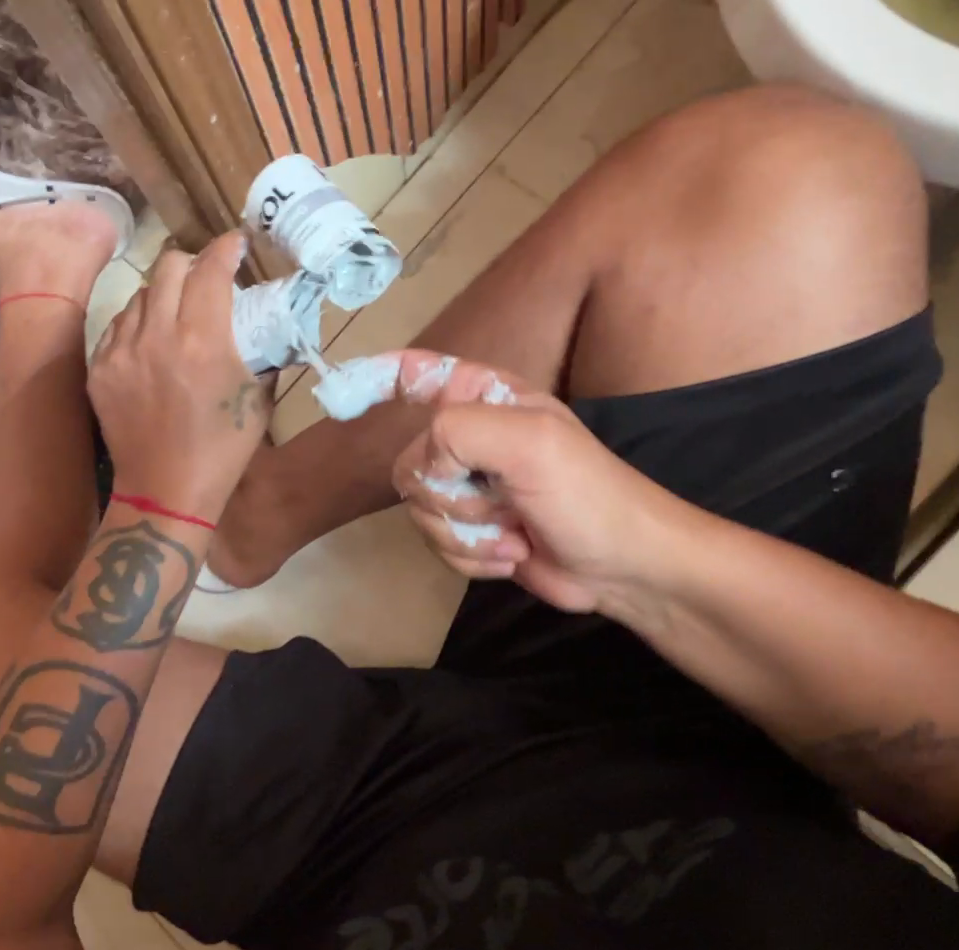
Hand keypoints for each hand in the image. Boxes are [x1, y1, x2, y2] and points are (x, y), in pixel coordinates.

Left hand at [90, 233, 269, 520]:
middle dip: (193, 262)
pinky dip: (138, 324)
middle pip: (170, 265)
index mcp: (204, 340)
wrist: (166, 491)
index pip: (211, 268)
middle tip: (206, 277)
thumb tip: (269, 325)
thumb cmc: (223, 451)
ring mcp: (122, 350)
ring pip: (141, 293)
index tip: (235, 244)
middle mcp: (159, 334)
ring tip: (177, 314)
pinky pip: (118, 326)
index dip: (226, 248)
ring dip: (164, 293)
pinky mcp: (99, 368)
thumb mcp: (257, 400)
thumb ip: (260, 353)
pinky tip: (151, 343)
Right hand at [388, 354, 691, 614]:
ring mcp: (469, 488)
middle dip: (448, 496)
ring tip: (514, 535)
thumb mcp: (528, 441)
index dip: (375, 378)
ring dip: (466, 534)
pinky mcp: (471, 532)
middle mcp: (469, 438)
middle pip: (408, 463)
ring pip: (419, 511)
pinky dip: (472, 558)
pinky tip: (511, 554)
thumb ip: (457, 430)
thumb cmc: (586, 493)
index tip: (338, 393)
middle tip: (499, 500)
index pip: (417, 373)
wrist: (621, 567)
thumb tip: (425, 464)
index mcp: (484, 399)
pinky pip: (436, 544)